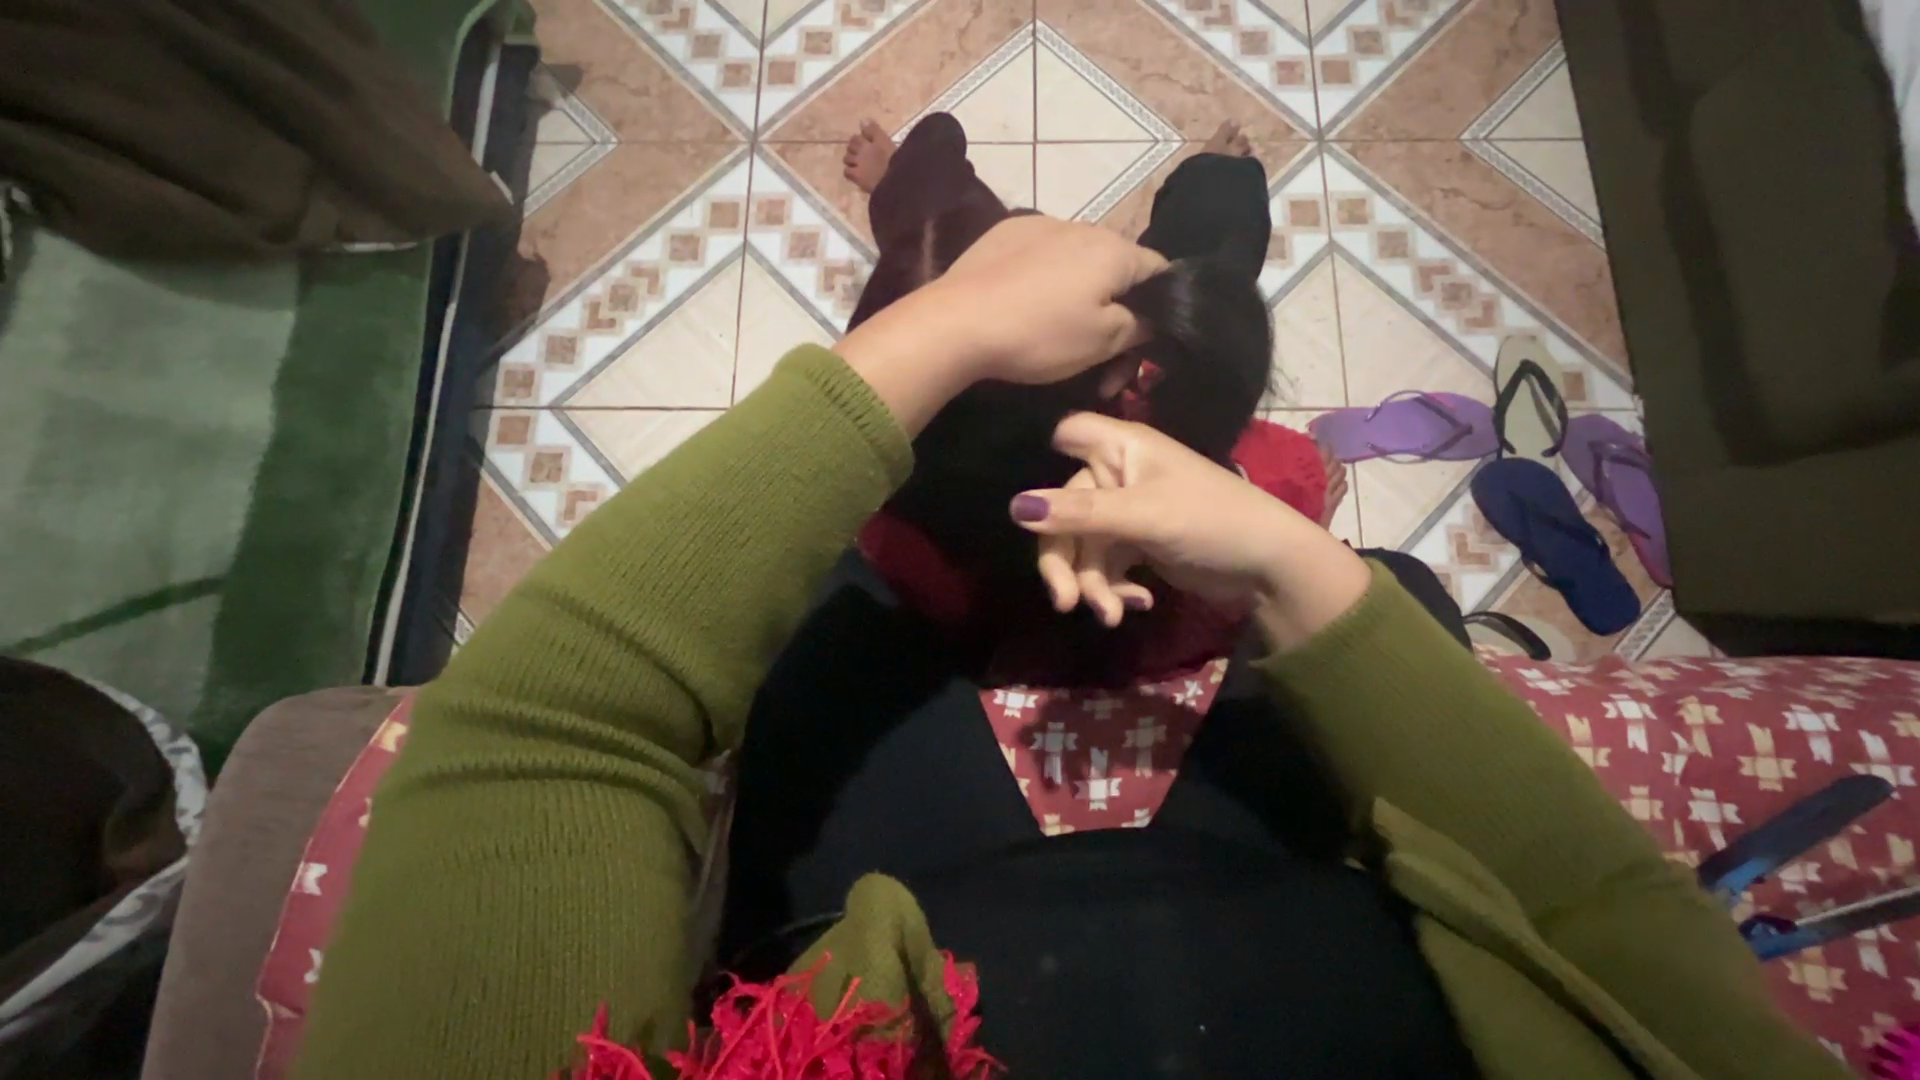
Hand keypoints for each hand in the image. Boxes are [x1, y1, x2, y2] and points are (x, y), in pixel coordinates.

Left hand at [924, 215, 1167, 383]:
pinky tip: (1025, 311)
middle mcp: (1084, 225)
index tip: (1138, 351)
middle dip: (1115, 316)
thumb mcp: (1103, 341)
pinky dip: (1045, 286)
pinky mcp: (1004, 234)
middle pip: (1117, 271)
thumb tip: (1151, 318)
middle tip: (1099, 365)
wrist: (957, 323)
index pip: (1160, 273)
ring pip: (1078, 265)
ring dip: (1080, 301)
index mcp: (1115, 248)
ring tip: (1058, 338)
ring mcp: (1040, 225)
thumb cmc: (1040, 334)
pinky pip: (1041, 259)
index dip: (1159, 313)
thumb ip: (1140, 326)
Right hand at [1009, 412, 1372, 649]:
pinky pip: (1105, 564)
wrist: (1270, 568)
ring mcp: (1127, 511)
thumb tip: (1014, 508)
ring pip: (1083, 545)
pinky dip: (1114, 588)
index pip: (1067, 434)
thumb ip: (1078, 514)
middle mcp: (1118, 474)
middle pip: (1063, 509)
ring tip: (1112, 615)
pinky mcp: (1136, 543)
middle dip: (1065, 558)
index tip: (1032, 500)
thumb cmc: (1211, 520)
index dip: (1045, 457)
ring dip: (1092, 585)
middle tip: (1065, 601)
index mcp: (1120, 448)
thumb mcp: (1142, 517)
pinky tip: (1137, 605)